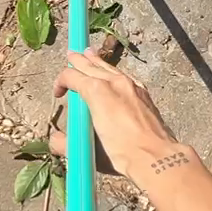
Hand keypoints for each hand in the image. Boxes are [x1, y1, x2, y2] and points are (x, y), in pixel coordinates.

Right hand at [52, 51, 185, 181]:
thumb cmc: (121, 154)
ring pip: (109, 67)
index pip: (71, 76)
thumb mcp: (87, 150)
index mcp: (96, 91)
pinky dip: (114, 72)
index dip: (60, 82)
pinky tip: (113, 74)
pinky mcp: (143, 93)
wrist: (156, 157)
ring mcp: (131, 86)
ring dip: (96, 61)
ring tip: (89, 53)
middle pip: (90, 65)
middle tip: (70, 54)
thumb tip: (55, 140)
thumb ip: (65, 143)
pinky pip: (124, 75)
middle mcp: (113, 83)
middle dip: (78, 61)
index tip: (58, 94)